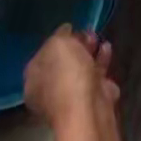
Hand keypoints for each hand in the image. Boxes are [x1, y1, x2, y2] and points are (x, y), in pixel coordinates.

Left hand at [25, 25, 123, 140]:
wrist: (87, 112)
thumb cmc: (66, 75)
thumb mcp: (59, 43)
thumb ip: (61, 35)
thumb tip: (66, 32)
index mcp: (33, 78)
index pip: (43, 54)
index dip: (58, 39)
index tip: (73, 29)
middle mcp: (47, 92)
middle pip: (63, 63)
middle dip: (78, 47)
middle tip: (90, 34)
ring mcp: (69, 101)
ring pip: (81, 72)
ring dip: (91, 54)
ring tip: (101, 41)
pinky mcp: (89, 106)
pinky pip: (95, 82)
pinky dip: (101, 67)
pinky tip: (107, 52)